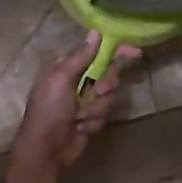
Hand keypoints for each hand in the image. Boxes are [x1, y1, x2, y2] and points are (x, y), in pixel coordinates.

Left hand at [10, 32, 137, 172]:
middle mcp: (76, 80)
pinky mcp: (90, 118)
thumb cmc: (49, 111)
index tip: (135, 53)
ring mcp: (84, 100)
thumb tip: (95, 31)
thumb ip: (80, 57)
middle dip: (104, 87)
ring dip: (96, 108)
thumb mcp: (61, 79)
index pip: (96, 51)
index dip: (116, 51)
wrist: (46, 150)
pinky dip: (93, 121)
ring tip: (80, 117)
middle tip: (95, 93)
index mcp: (66, 66)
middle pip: (108, 74)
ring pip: (108, 95)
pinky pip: (104, 113)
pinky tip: (81, 128)